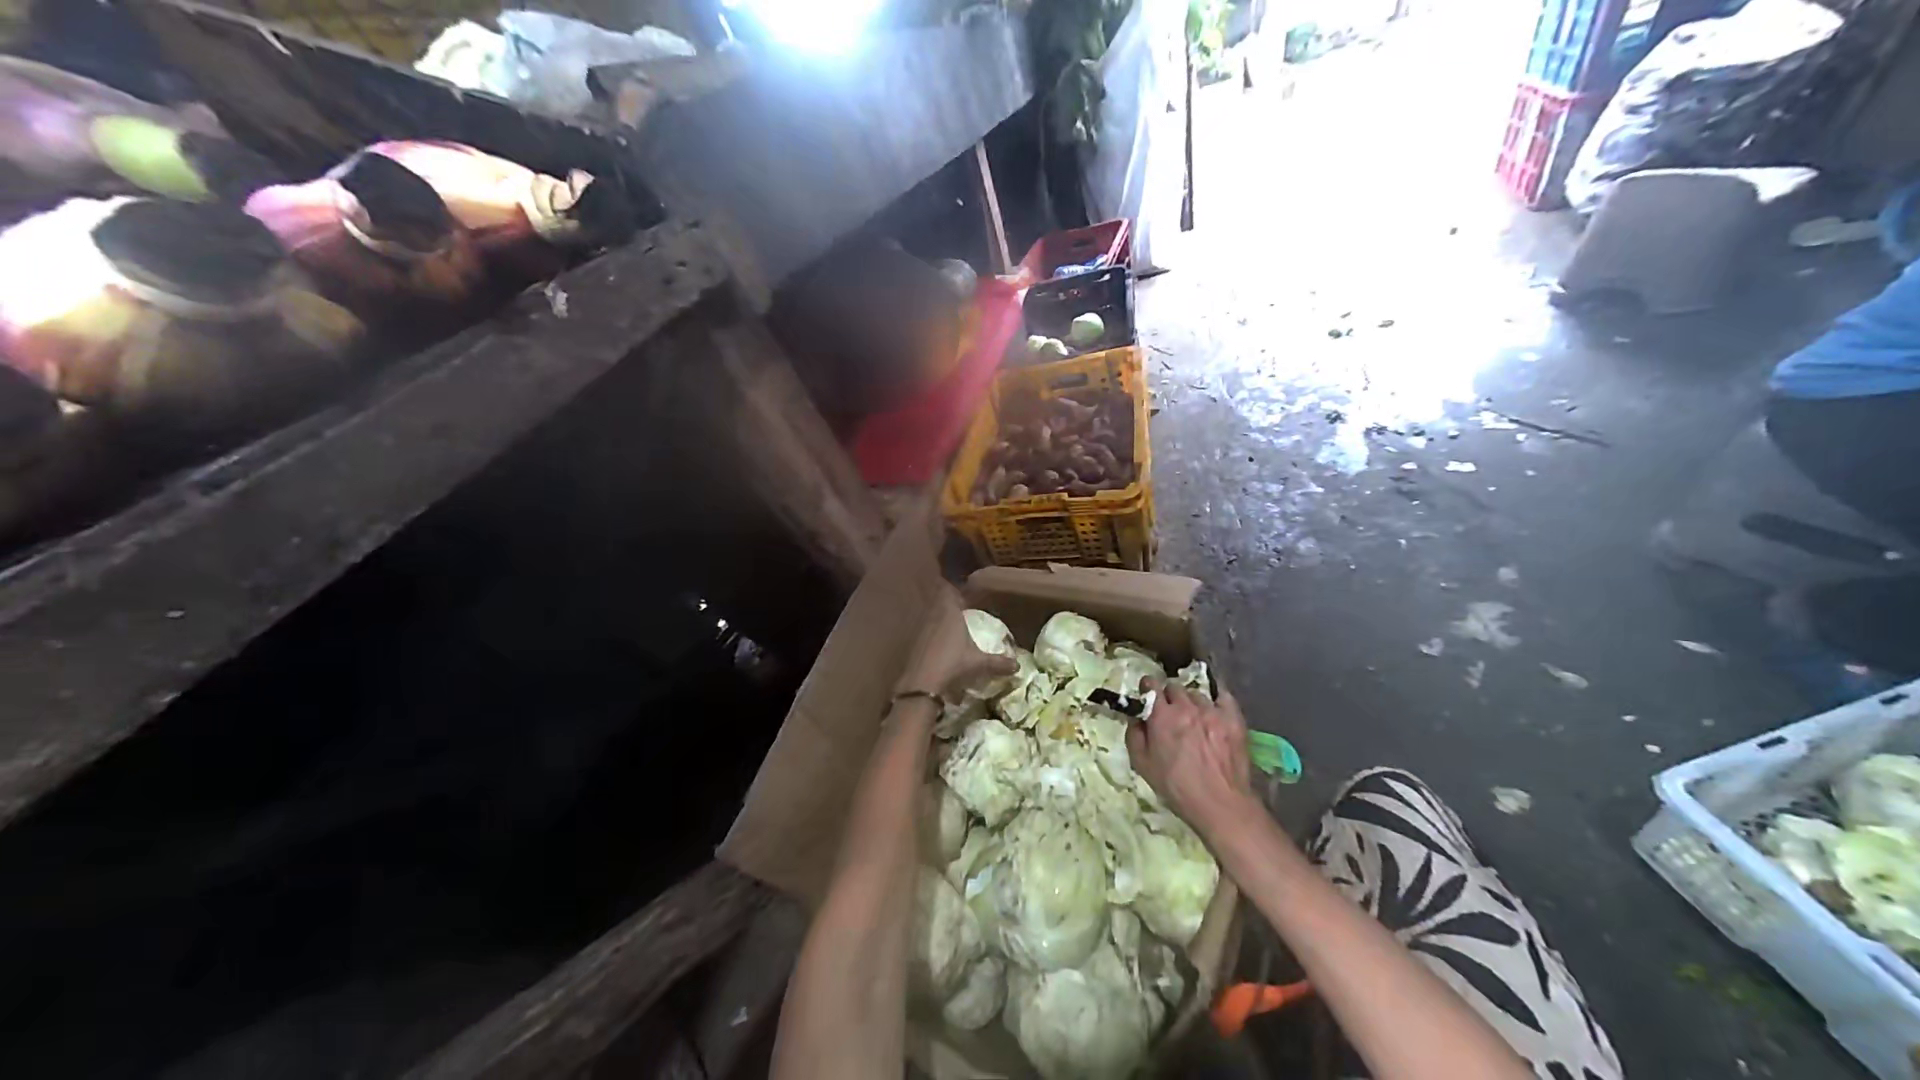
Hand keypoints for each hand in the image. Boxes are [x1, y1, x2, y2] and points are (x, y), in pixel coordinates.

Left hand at [895, 589, 1017, 700]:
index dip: (955, 594)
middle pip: (939, 606)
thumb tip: (1017, 665)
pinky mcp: (912, 647)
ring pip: (931, 621)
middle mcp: (933, 618)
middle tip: (963, 617)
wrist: (922, 686)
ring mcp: (920, 632)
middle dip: (950, 611)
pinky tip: (941, 654)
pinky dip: (932, 641)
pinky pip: (924, 637)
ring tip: (953, 637)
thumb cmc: (953, 666)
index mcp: (949, 614)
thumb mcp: (979, 664)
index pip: (949, 593)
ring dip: (940, 626)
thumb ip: (998, 662)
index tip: (965, 599)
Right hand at [1128, 680, 1256, 838]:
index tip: (1148, 696)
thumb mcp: (1142, 765)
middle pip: (1174, 688)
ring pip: (1197, 694)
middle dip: (1169, 697)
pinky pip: (1224, 697)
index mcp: (1161, 716)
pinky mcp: (1233, 719)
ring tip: (1195, 719)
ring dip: (1192, 703)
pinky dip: (1216, 700)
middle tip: (1171, 715)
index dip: (1148, 688)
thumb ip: (1134, 735)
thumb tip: (1136, 718)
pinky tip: (1215, 710)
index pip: (1151, 685)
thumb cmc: (1176, 787)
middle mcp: (1186, 707)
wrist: (1220, 803)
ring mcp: (1212, 711)